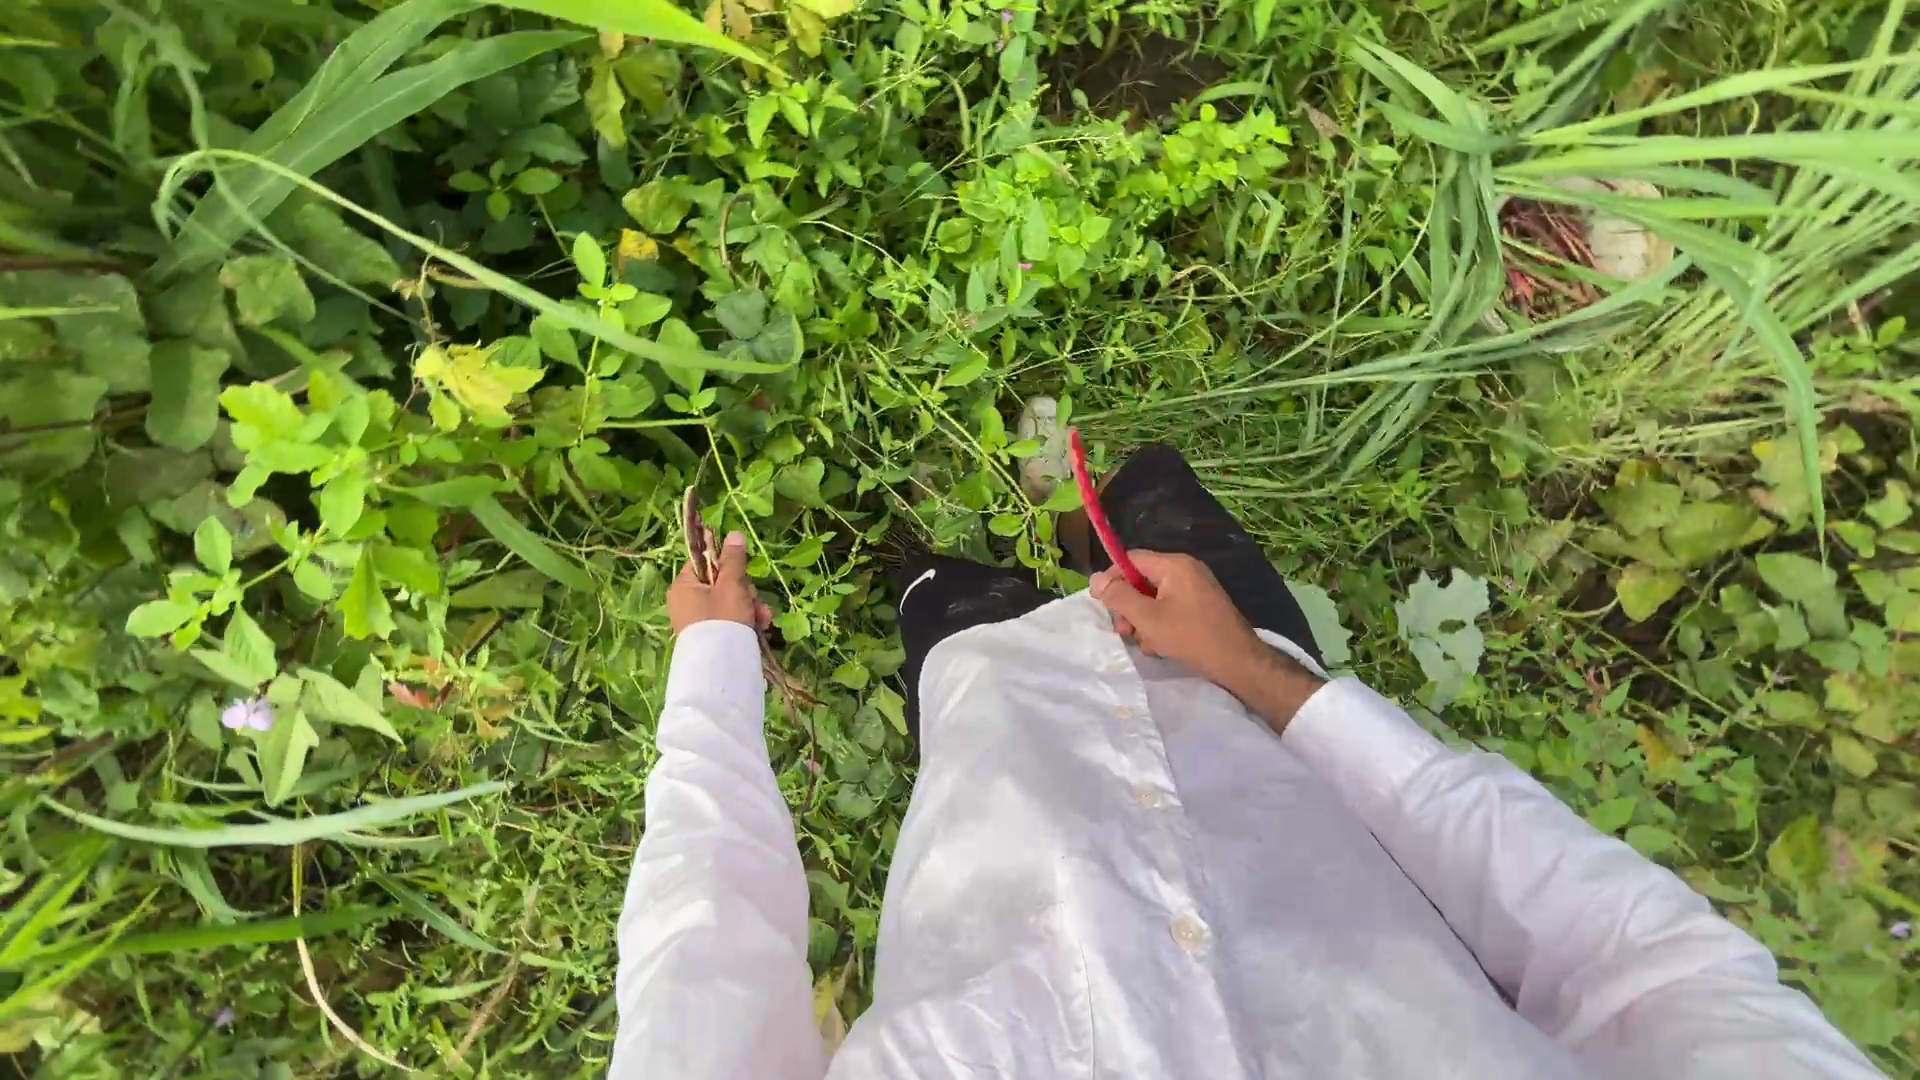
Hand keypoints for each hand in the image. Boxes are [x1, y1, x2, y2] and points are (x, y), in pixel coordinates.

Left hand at [668, 531, 772, 635]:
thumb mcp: (732, 585)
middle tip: (755, 602)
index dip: (727, 564)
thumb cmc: (722, 619)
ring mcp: (695, 621)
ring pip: (728, 602)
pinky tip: (759, 628)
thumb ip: (734, 559)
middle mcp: (685, 602)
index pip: (704, 562)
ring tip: (763, 619)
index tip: (743, 571)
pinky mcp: (707, 637)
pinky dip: (744, 621)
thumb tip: (734, 533)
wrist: (720, 668)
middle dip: (745, 591)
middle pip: (720, 583)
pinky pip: (727, 620)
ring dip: (750, 607)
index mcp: (684, 586)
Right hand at [1087, 551, 1263, 684]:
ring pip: (1154, 598)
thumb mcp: (1147, 618)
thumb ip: (1118, 596)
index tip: (1102, 603)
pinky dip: (1161, 625)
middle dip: (1129, 606)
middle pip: (1142, 580)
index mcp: (1174, 565)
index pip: (1131, 559)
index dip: (1112, 578)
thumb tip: (1095, 579)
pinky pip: (1170, 608)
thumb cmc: (1191, 636)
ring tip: (1147, 643)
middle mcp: (1186, 571)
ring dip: (1143, 620)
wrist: (1239, 663)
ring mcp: (1196, 589)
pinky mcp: (1201, 607)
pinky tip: (1161, 646)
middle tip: (1124, 631)